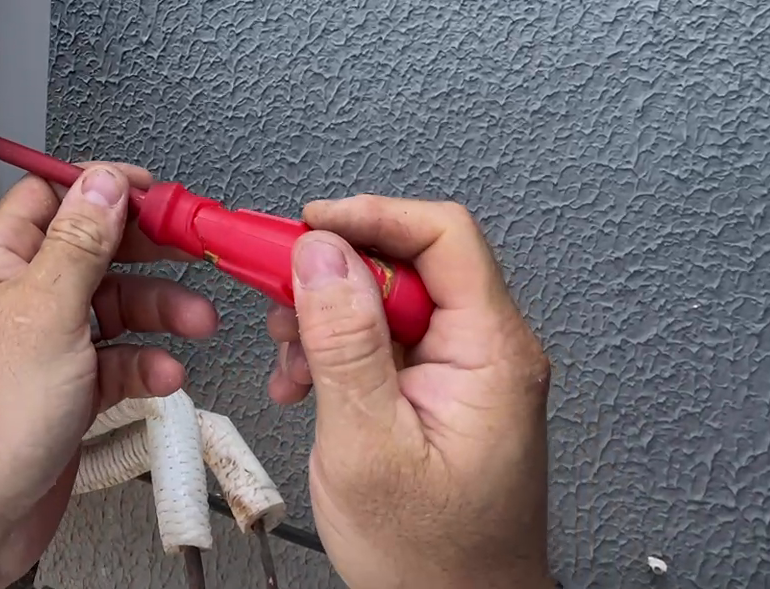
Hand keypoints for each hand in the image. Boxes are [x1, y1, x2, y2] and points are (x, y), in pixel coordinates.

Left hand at [0, 164, 217, 588]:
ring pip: (112, 306)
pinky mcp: (65, 390)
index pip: (53, 197)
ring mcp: (44, 344)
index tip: (152, 193)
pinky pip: (115, 361)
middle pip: (93, 250)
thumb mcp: (44, 310)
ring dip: (158, 310)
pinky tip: (163, 373)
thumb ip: (80, 242)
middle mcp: (21, 297)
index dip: (103, 188)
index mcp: (0, 261)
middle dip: (145, 251)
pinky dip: (144, 364)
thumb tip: (102, 184)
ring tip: (196, 318)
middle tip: (188, 250)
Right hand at [266, 197, 550, 588]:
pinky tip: (304, 381)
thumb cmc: (431, 562)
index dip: (370, 216)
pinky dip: (328, 345)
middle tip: (279, 292)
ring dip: (323, 314)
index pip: (442, 234)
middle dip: (331, 273)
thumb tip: (321, 252)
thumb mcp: (368, 445)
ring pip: (378, 292)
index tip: (310, 227)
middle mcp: (481, 348)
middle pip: (402, 259)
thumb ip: (344, 342)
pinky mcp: (429, 380)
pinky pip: (372, 331)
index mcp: (490, 353)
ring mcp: (455, 364)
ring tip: (292, 358)